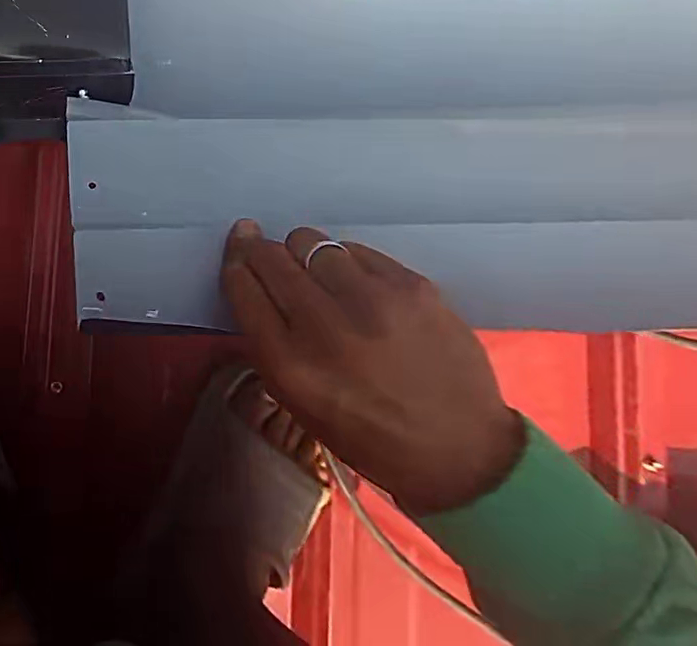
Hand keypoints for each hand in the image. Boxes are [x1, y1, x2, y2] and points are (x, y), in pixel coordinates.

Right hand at [221, 221, 525, 513]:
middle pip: (270, 257)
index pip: (241, 284)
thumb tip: (248, 273)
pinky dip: (344, 261)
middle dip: (260, 250)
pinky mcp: (412, 287)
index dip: (235, 260)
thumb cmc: (362, 430)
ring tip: (318, 277)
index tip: (239, 247)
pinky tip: (356, 286)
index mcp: (287, 361)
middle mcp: (324, 325)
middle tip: (268, 255)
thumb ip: (264, 334)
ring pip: (309, 242)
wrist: (461, 453)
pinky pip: (354, 249)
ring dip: (303, 254)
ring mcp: (372, 302)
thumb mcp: (293, 395)